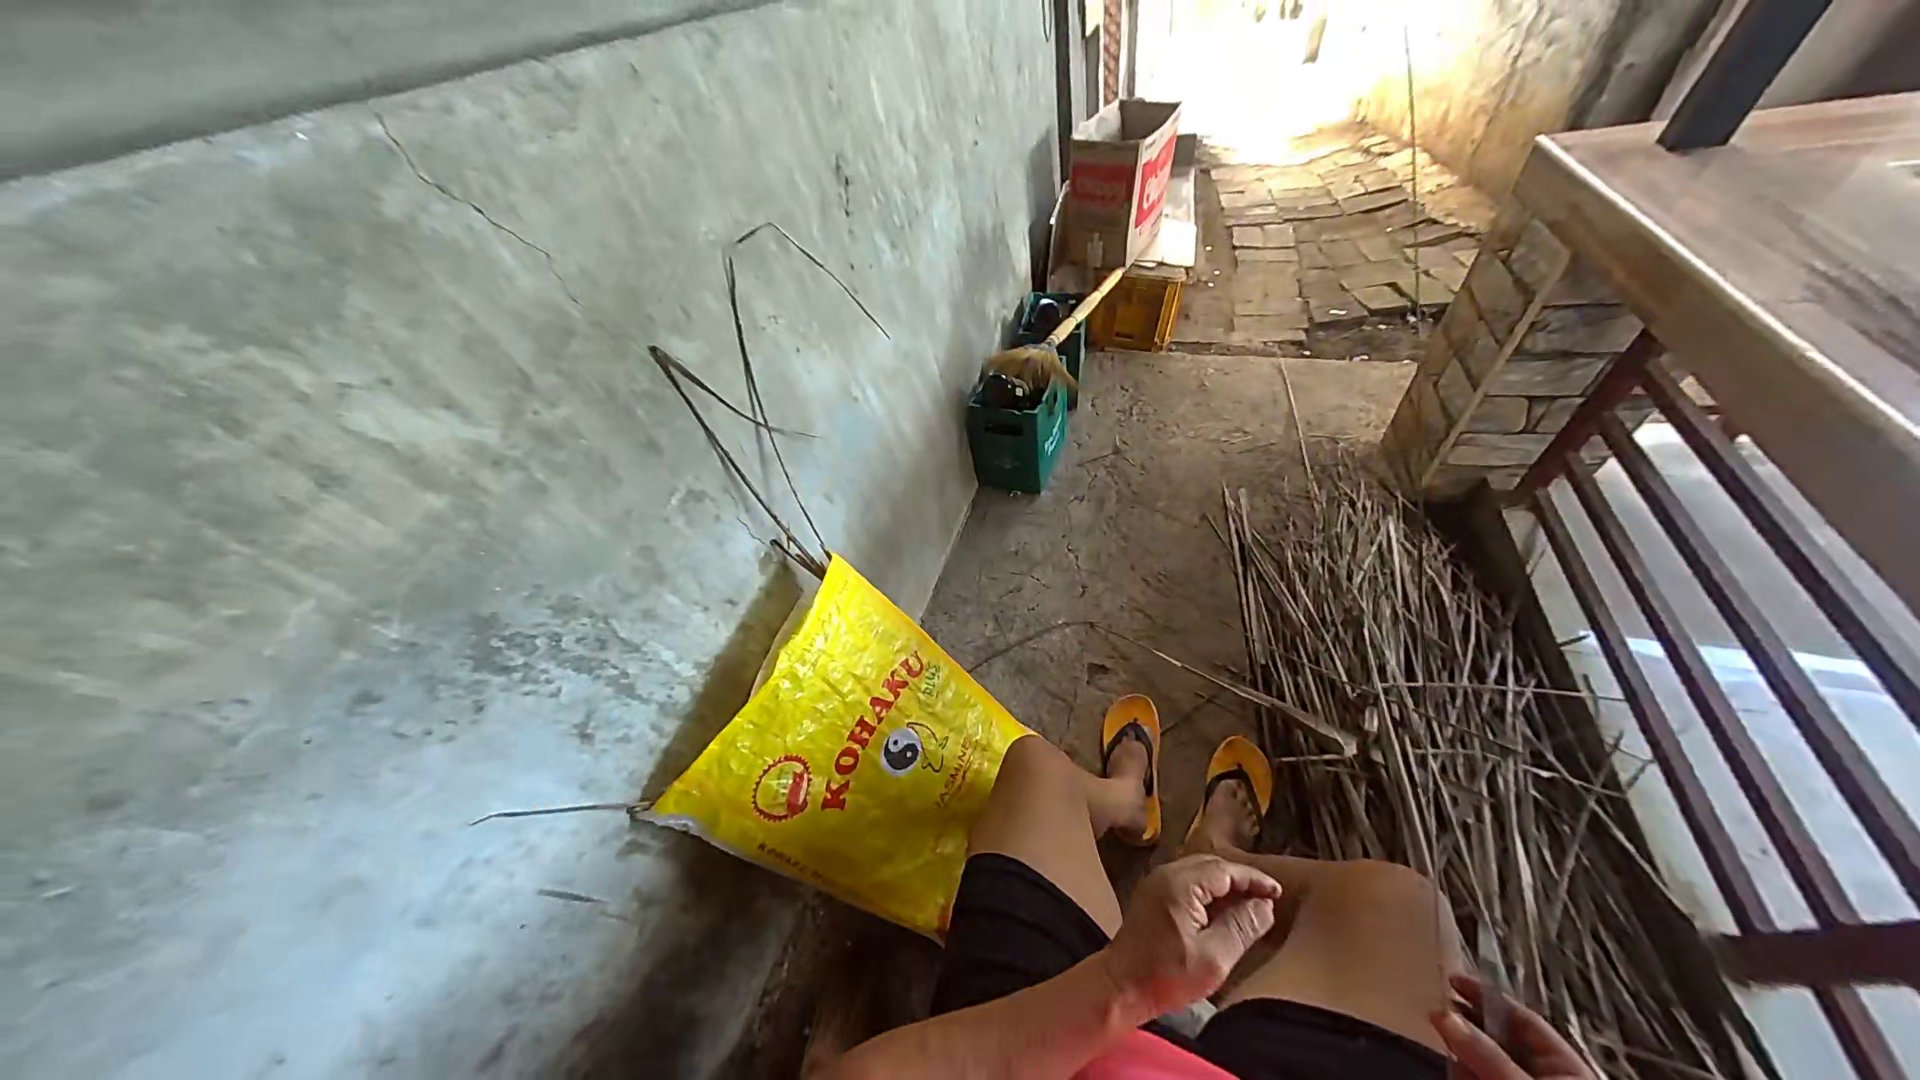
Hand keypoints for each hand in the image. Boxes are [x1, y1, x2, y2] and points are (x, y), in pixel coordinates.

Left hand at [1101, 855, 1280, 1015]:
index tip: (1277, 891)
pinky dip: (1209, 888)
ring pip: (1199, 870)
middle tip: (1267, 896)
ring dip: (1225, 882)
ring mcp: (1157, 881)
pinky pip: (1187, 880)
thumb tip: (1265, 905)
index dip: (1254, 878)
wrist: (1122, 983)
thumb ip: (1241, 927)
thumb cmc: (1167, 975)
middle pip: (1211, 864)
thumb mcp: (1214, 958)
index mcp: (1180, 884)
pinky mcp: (1153, 892)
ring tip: (1251, 901)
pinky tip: (1223, 907)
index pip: (1224, 870)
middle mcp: (1166, 874)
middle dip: (1241, 877)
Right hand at [1433, 974, 1597, 1079]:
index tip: (1451, 978)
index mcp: (1570, 1066)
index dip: (1487, 996)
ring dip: (1464, 1052)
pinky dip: (1467, 1072)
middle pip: (1503, 1038)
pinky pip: (1484, 1076)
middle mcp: (1551, 1074)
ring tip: (1447, 1052)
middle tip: (1438, 1014)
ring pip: (1490, 1059)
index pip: (1523, 1019)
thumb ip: (1486, 1053)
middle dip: (1469, 1026)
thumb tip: (1441, 1013)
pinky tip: (1455, 1071)